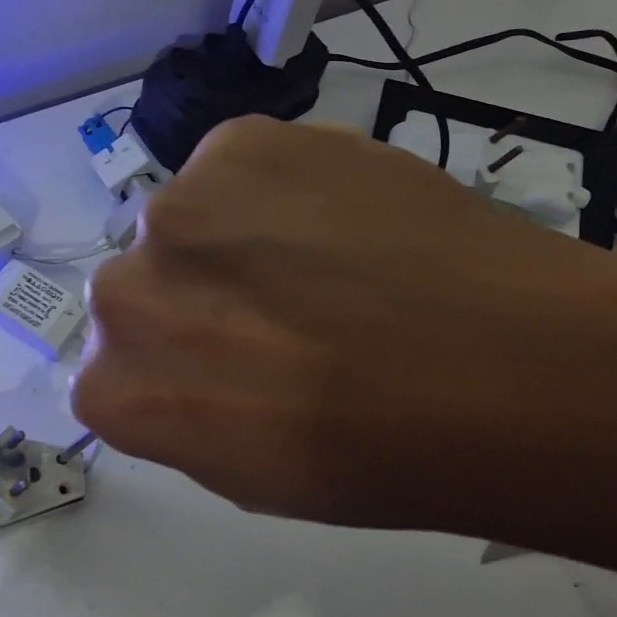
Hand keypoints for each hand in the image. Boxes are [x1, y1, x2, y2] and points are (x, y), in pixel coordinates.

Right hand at [73, 116, 616, 530]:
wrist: (508, 369)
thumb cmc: (380, 459)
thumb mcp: (250, 475)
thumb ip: (179, 415)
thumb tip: (182, 364)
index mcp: (118, 393)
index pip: (107, 373)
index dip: (176, 373)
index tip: (231, 378)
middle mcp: (124, 293)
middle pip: (135, 289)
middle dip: (191, 302)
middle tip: (277, 317)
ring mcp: (180, 207)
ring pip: (184, 223)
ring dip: (229, 239)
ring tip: (320, 263)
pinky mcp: (243, 141)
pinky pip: (232, 167)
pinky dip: (269, 189)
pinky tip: (338, 218)